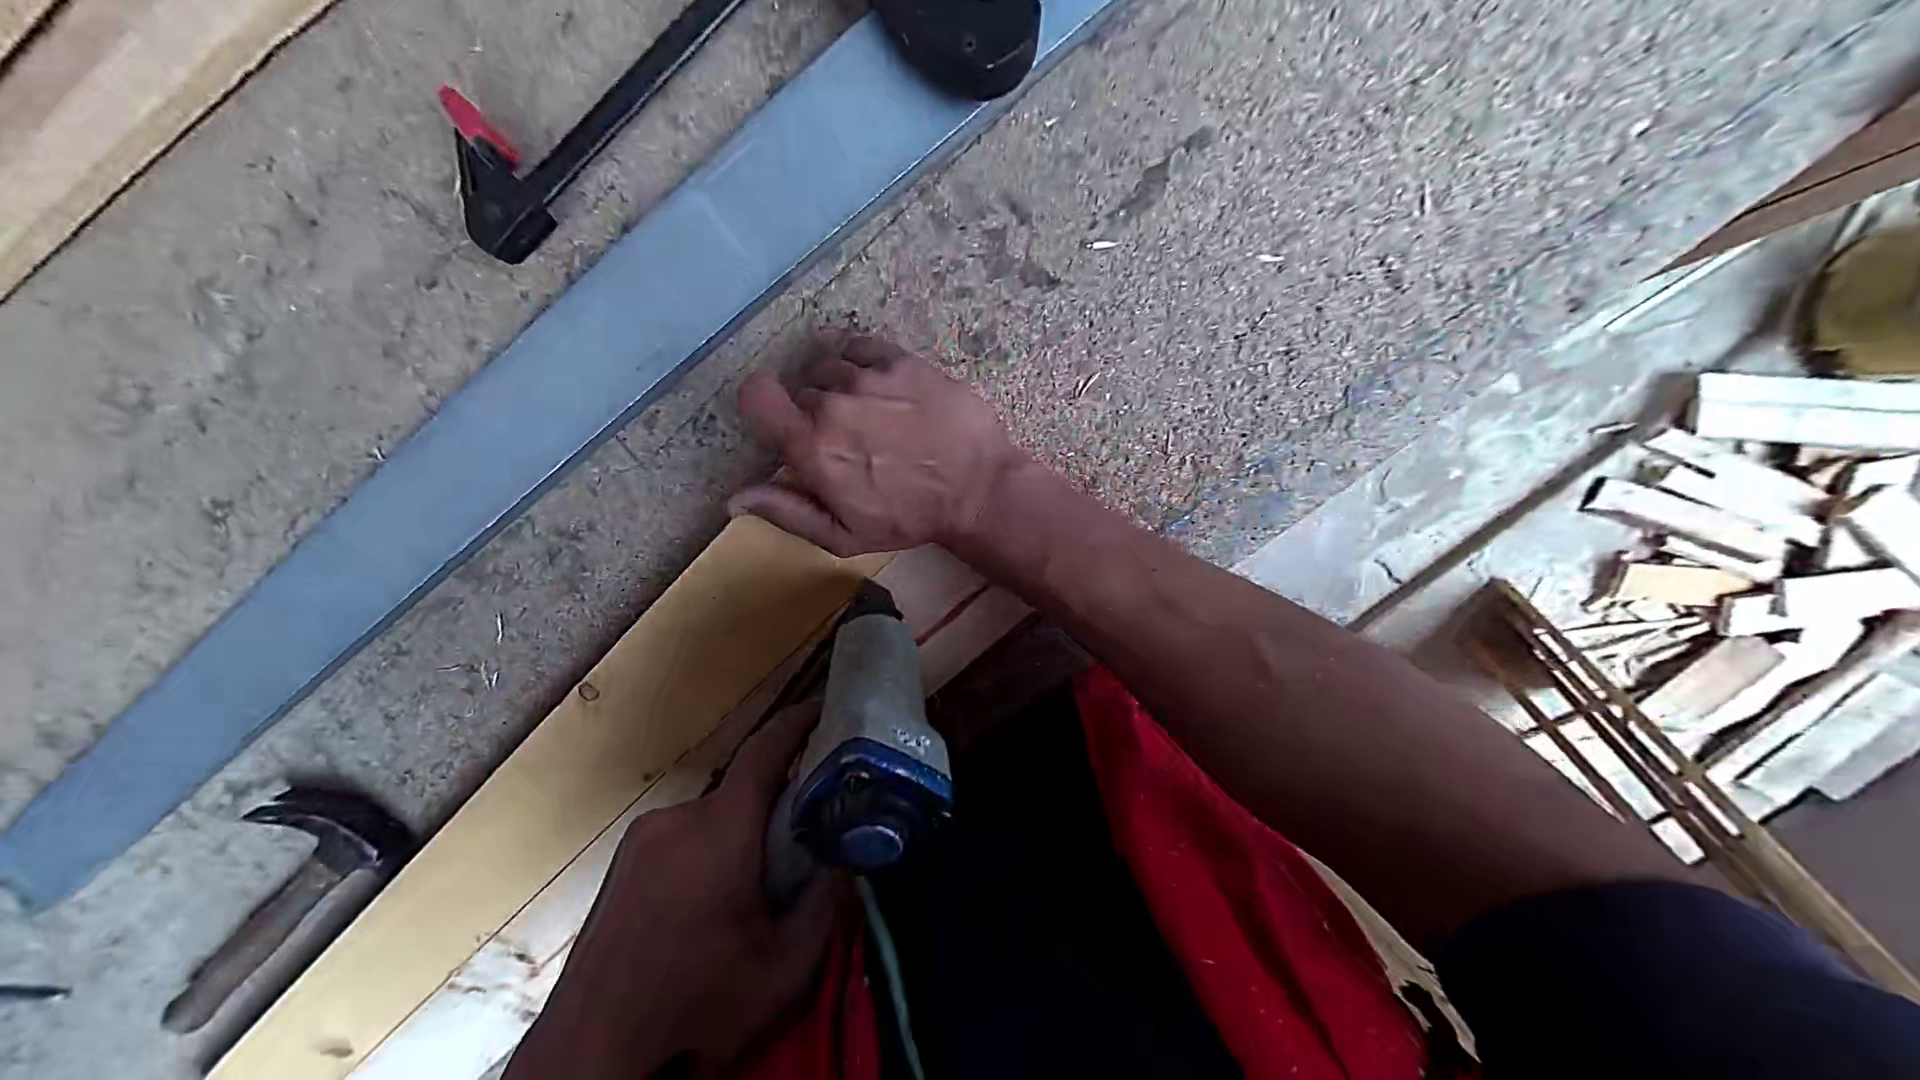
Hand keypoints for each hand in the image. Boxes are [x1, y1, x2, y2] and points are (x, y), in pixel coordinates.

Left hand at [506, 705, 845, 1079]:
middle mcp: (676, 819)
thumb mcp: (783, 968)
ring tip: (751, 890)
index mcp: (719, 830)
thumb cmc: (694, 1007)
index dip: (798, 721)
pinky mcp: (621, 863)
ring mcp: (642, 839)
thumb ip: (826, 904)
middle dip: (775, 809)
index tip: (825, 705)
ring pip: (713, 817)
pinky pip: (681, 836)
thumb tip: (848, 857)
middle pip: (743, 792)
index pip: (765, 751)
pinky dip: (707, 851)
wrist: (589, 1054)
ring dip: (739, 836)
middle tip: (800, 847)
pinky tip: (706, 906)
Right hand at [730, 335, 1030, 555]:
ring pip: (830, 366)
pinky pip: (861, 347)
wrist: (977, 488)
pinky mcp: (902, 361)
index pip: (755, 395)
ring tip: (867, 411)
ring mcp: (869, 376)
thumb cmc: (911, 518)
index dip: (760, 402)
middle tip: (844, 435)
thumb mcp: (845, 533)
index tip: (778, 416)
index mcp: (812, 446)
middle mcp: (833, 402)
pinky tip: (878, 383)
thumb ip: (787, 512)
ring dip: (837, 384)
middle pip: (800, 388)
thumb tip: (733, 499)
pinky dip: (860, 361)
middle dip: (812, 408)